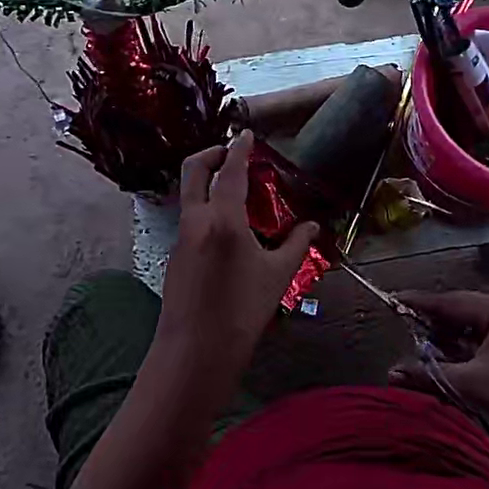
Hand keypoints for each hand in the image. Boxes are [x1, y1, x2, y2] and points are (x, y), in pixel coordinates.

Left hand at [155, 131, 318, 378]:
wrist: (193, 354)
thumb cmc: (241, 313)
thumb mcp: (277, 276)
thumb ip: (296, 245)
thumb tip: (314, 227)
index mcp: (222, 219)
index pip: (230, 170)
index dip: (240, 148)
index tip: (246, 133)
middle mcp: (196, 220)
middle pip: (194, 169)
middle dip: (211, 153)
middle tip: (231, 153)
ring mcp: (180, 237)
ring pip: (190, 194)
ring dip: (208, 182)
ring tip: (236, 193)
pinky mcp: (174, 255)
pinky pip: (190, 218)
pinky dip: (206, 208)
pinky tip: (227, 231)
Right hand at [389, 290, 488, 450]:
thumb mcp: (473, 385)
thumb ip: (430, 375)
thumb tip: (392, 373)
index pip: (449, 300)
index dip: (419, 302)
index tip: (393, 299)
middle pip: (460, 311)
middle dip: (433, 324)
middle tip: (406, 332)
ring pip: (472, 326)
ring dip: (450, 339)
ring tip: (426, 351)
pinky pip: (484, 338)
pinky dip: (466, 348)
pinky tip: (453, 362)